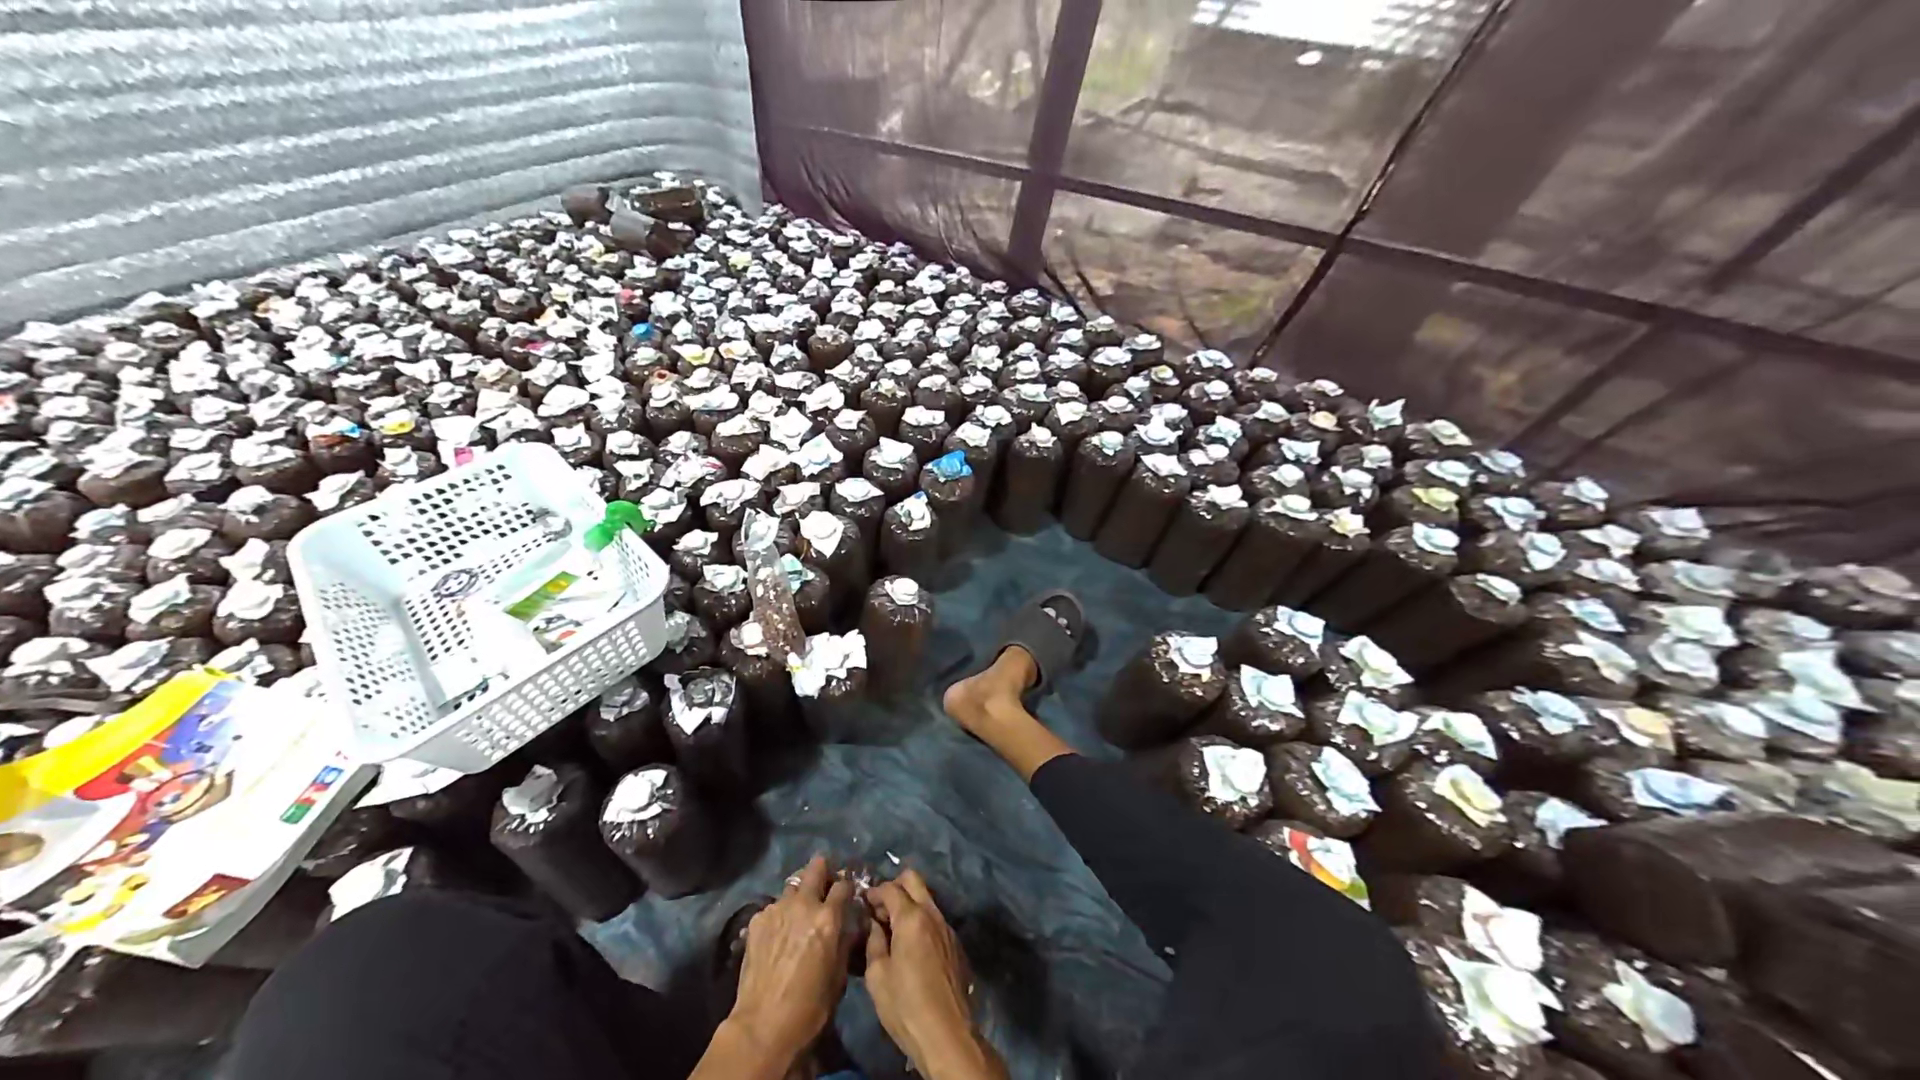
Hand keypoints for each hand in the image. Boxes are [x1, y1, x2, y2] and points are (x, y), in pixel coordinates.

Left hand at [728, 856, 855, 1067]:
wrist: (764, 1025)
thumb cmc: (811, 1006)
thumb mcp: (839, 974)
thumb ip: (844, 940)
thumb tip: (848, 924)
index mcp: (828, 917)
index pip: (844, 884)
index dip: (847, 888)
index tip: (847, 894)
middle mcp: (803, 904)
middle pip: (815, 867)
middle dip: (823, 870)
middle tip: (824, 883)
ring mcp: (776, 909)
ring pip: (791, 886)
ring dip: (799, 894)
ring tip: (798, 912)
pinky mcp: (756, 921)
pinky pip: (773, 907)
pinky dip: (780, 914)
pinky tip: (778, 934)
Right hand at [865, 870, 1007, 1079]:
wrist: (946, 1033)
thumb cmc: (905, 1005)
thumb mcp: (877, 976)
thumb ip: (873, 942)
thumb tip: (874, 925)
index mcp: (912, 918)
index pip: (891, 889)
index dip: (874, 892)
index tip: (862, 903)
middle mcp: (933, 915)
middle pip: (914, 881)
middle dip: (895, 887)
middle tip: (879, 908)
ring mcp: (948, 928)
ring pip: (927, 900)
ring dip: (909, 904)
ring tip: (892, 928)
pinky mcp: (956, 945)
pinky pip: (936, 920)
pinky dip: (921, 921)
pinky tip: (910, 945)